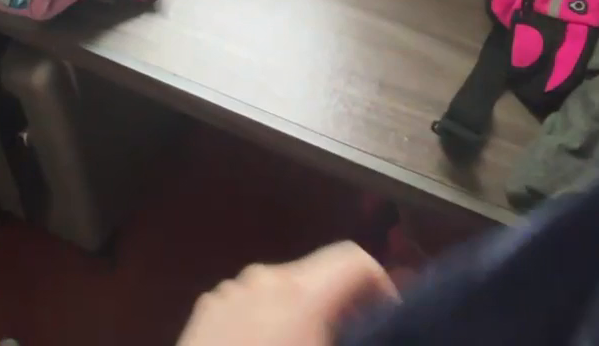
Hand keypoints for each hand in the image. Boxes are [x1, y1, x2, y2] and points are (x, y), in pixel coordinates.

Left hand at [175, 241, 397, 345]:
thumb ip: (354, 339)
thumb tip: (378, 334)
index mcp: (302, 296)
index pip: (354, 261)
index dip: (380, 285)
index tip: (389, 320)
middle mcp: (267, 279)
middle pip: (319, 274)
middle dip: (342, 305)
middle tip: (351, 342)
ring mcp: (232, 289)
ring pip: (284, 287)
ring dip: (304, 313)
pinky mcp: (208, 305)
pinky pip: (251, 301)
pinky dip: (268, 319)